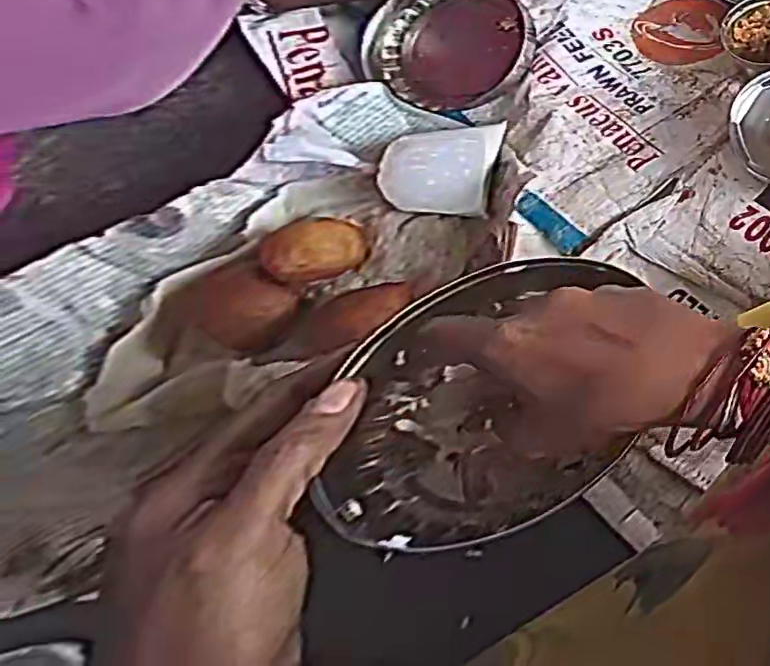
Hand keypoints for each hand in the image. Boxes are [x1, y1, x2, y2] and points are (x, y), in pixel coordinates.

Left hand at [100, 358, 365, 665]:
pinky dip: (337, 455)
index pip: (261, 407)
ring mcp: (229, 524)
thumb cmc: (206, 633)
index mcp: (177, 491)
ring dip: (336, 423)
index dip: (319, 372)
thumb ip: (290, 457)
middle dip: (329, 392)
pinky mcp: (263, 543)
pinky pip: (304, 479)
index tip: (369, 344)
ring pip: (293, 451)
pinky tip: (363, 449)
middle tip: (384, 362)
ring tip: (383, 395)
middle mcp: (197, 501)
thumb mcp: (245, 533)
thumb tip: (339, 392)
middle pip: (274, 425)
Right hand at [416, 287, 733, 455]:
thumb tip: (498, 418)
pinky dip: (587, 324)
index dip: (433, 345)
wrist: (692, 365)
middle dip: (505, 347)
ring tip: (572, 365)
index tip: (429, 352)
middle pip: (505, 322)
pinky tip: (608, 349)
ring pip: (550, 312)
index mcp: (512, 340)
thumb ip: (507, 425)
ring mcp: (586, 291)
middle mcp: (544, 304)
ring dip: (550, 335)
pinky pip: (590, 305)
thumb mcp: (547, 436)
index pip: (448, 333)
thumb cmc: (619, 402)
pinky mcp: (622, 287)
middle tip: (517, 376)